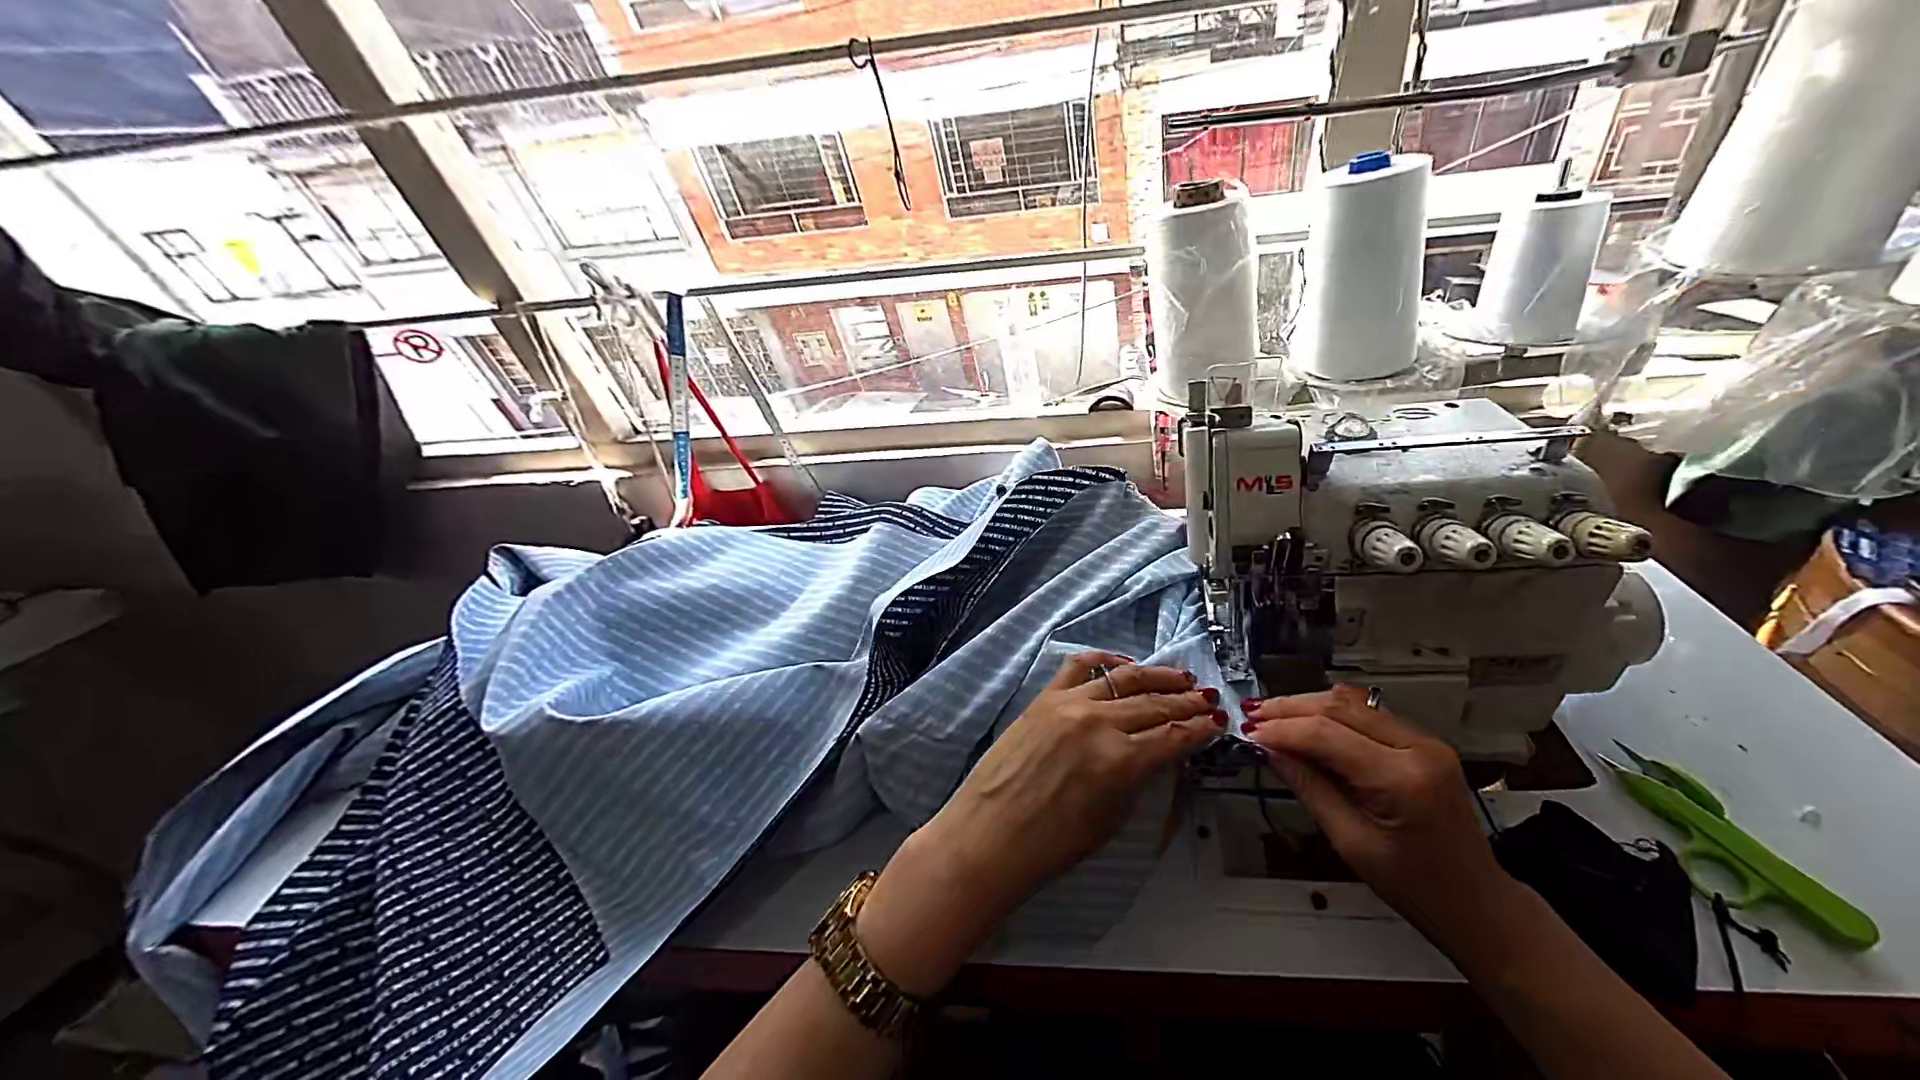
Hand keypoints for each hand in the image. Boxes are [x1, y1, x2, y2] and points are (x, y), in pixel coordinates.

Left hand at [857, 653, 1224, 993]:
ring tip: (1180, 676)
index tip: (1217, 722)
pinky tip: (1123, 662)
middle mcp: (1098, 723)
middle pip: (1155, 704)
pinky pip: (1079, 667)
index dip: (1201, 729)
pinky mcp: (1043, 698)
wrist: (989, 835)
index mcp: (1121, 761)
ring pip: (1124, 679)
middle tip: (1208, 698)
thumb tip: (1157, 754)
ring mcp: (1069, 705)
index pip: (1174, 736)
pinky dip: (1105, 660)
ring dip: (1157, 676)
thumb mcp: (1110, 819)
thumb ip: (1137, 779)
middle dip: (1187, 701)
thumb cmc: (1050, 843)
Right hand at [1243, 687, 1516, 952]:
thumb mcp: (1351, 842)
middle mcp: (1420, 749)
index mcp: (1403, 779)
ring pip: (1353, 703)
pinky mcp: (1424, 743)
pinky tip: (1304, 721)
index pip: (1327, 734)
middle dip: (1290, 708)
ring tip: (1269, 715)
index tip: (1248, 734)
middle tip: (1251, 716)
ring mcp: (1426, 742)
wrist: (1478, 902)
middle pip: (1340, 707)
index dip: (1282, 730)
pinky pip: (1368, 714)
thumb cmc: (1416, 886)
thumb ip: (1310, 788)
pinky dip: (1330, 714)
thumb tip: (1270, 751)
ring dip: (1308, 706)